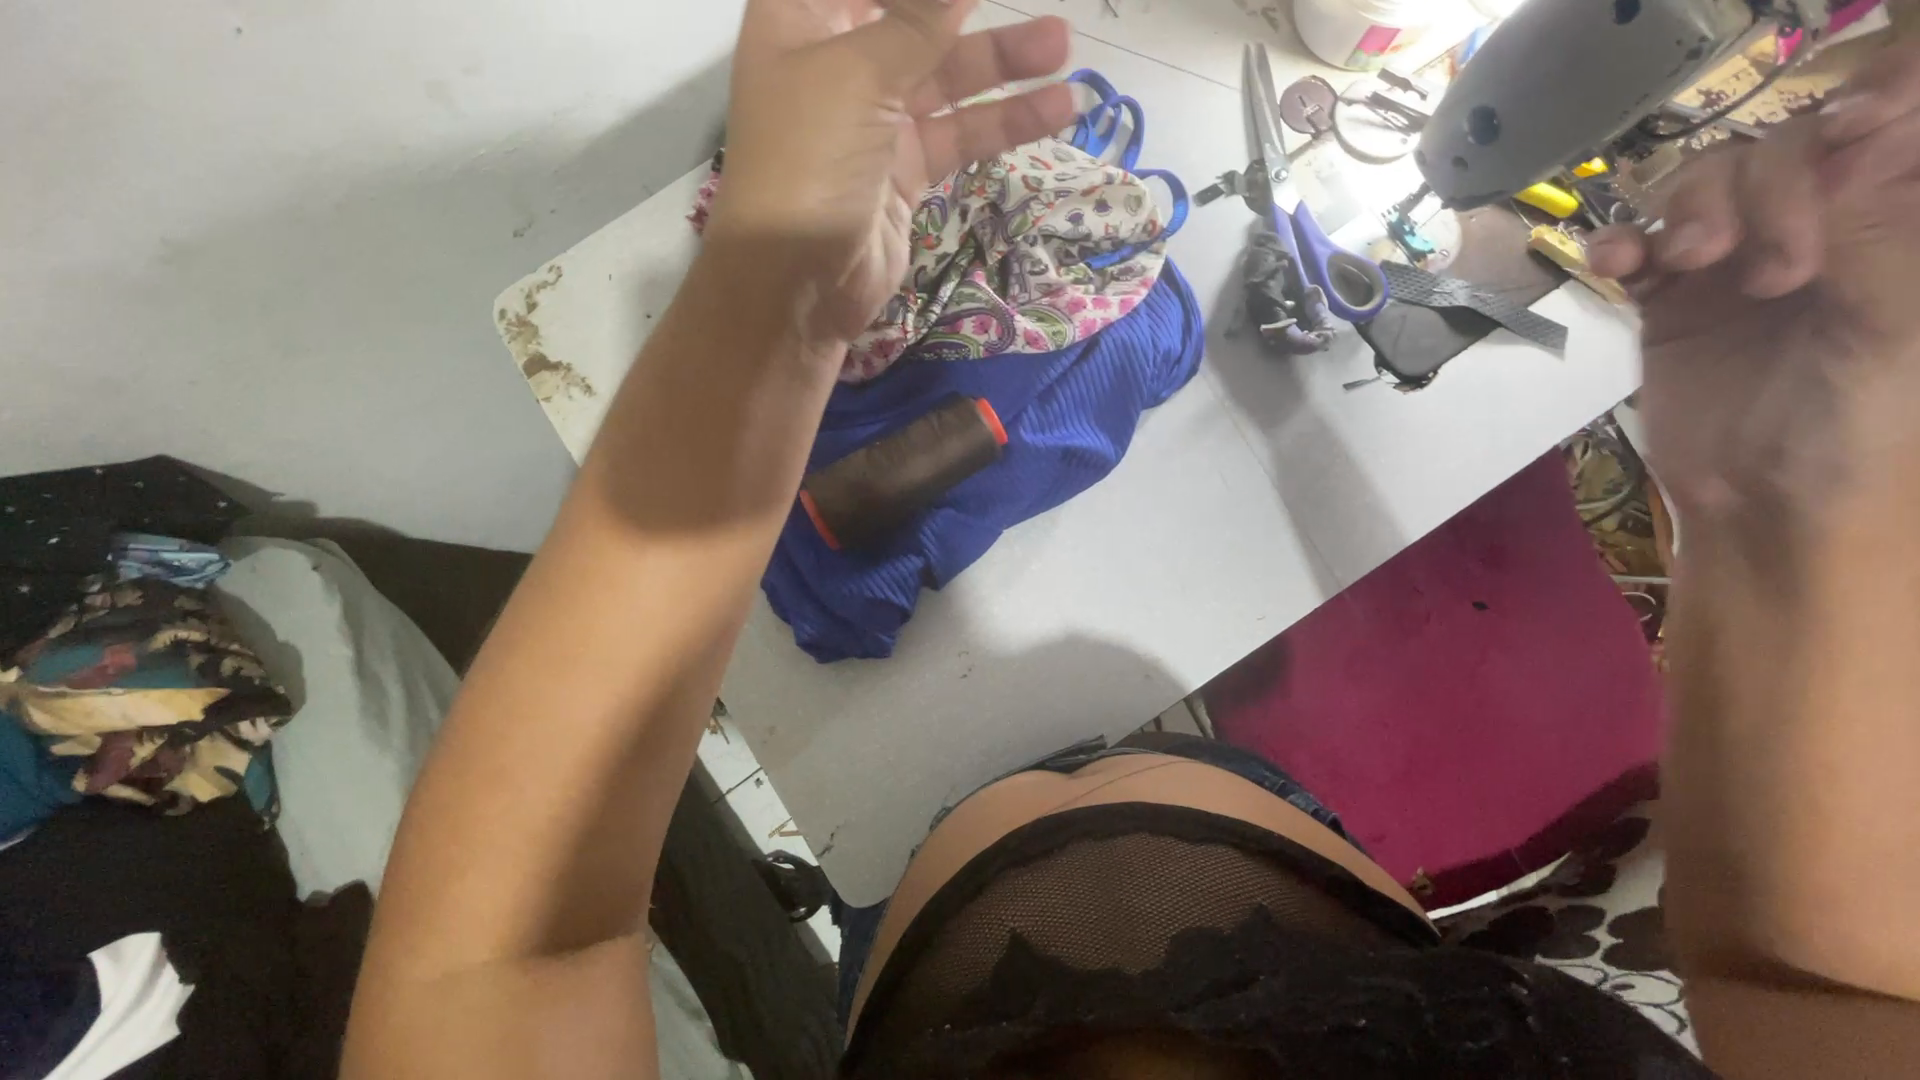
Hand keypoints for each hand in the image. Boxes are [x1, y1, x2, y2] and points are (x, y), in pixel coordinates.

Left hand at [706, 0, 1073, 349]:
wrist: (797, 282)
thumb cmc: (809, 160)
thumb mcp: (858, 74)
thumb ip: (917, 19)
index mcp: (800, 18)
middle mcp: (836, 61)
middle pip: (911, 15)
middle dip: (966, 6)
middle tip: (1035, 6)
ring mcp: (873, 120)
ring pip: (945, 76)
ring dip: (1002, 62)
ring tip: (1061, 46)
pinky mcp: (904, 170)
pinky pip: (959, 133)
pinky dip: (1003, 123)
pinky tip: (1056, 108)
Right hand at [1586, 45, 1919, 523]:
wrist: (1755, 502)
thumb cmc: (1853, 426)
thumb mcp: (1887, 330)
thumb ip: (1874, 231)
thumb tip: (1848, 128)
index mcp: (1900, 225)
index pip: (1892, 127)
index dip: (1875, 100)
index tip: (1848, 122)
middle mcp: (1823, 226)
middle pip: (1783, 148)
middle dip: (1767, 191)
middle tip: (1765, 270)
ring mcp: (1735, 260)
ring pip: (1704, 186)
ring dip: (1686, 212)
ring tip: (1682, 265)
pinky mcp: (1667, 296)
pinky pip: (1636, 244)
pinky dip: (1618, 243)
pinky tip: (1609, 264)